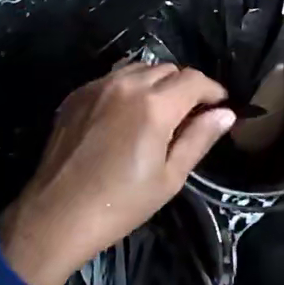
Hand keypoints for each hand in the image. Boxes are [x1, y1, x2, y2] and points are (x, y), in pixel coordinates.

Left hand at [0, 64, 235, 284]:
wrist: (58, 215)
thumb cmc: (121, 203)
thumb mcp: (170, 177)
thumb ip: (199, 138)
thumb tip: (225, 114)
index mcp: (154, 105)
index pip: (194, 79)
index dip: (212, 90)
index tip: (219, 106)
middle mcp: (126, 84)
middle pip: (168, 69)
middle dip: (185, 86)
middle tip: (190, 115)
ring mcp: (97, 86)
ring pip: (139, 69)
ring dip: (157, 83)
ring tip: (159, 112)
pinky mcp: (77, 94)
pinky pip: (112, 79)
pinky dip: (129, 88)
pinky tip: (127, 115)